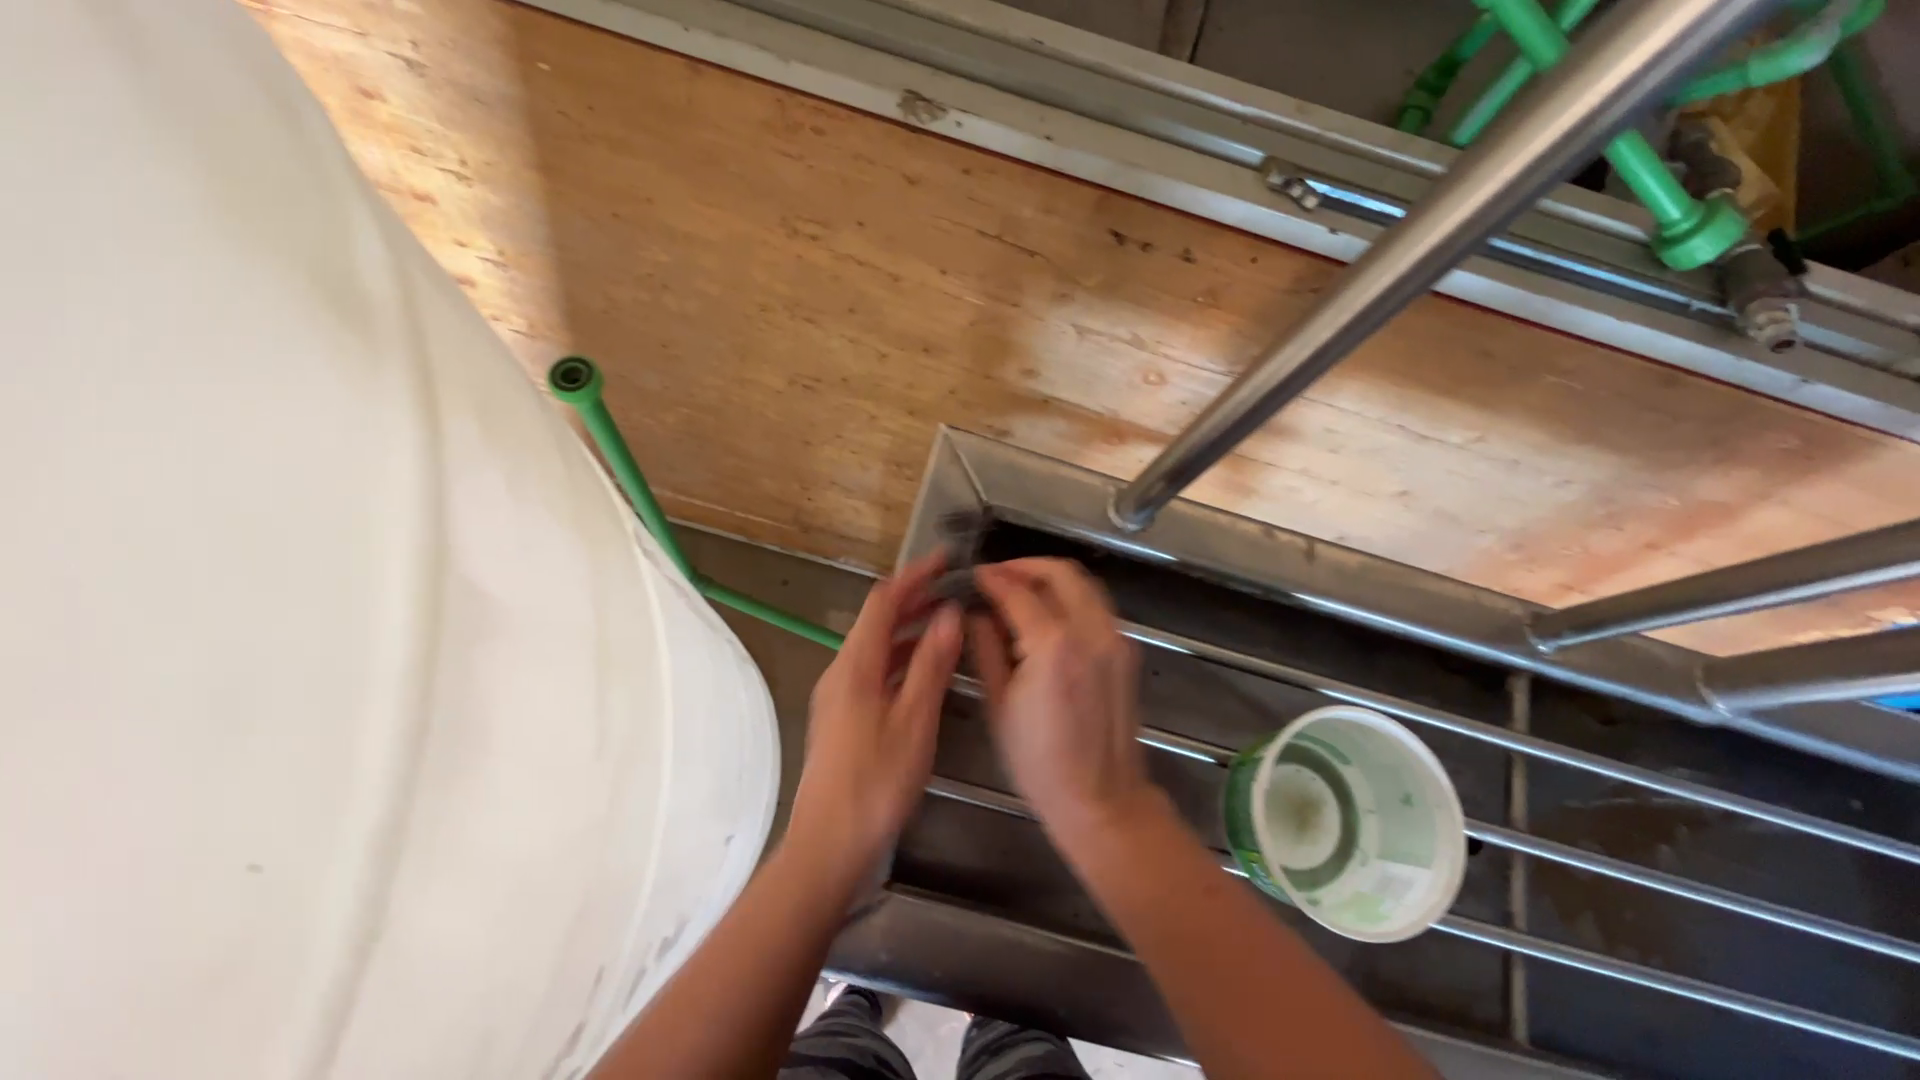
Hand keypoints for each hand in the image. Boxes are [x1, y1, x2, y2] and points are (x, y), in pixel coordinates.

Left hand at [787, 552, 962, 874]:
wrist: (828, 845)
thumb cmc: (876, 783)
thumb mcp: (914, 723)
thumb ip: (931, 666)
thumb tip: (948, 615)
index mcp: (855, 666)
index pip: (883, 602)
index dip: (915, 576)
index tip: (947, 560)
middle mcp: (841, 673)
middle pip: (877, 623)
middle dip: (914, 602)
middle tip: (955, 592)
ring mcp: (838, 697)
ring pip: (876, 650)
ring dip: (909, 633)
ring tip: (949, 628)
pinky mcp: (843, 720)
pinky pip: (874, 674)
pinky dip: (902, 662)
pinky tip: (927, 675)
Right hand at [969, 559, 1156, 834]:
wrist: (1101, 799)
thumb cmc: (1039, 763)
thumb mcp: (998, 706)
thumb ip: (986, 649)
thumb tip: (975, 614)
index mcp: (1054, 646)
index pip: (1018, 592)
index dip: (991, 579)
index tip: (972, 575)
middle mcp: (1091, 632)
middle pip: (1060, 573)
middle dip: (1024, 567)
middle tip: (996, 576)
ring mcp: (1116, 640)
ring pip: (1084, 585)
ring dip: (1050, 579)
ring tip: (1019, 591)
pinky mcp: (1126, 652)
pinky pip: (1096, 607)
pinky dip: (1070, 599)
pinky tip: (1047, 616)